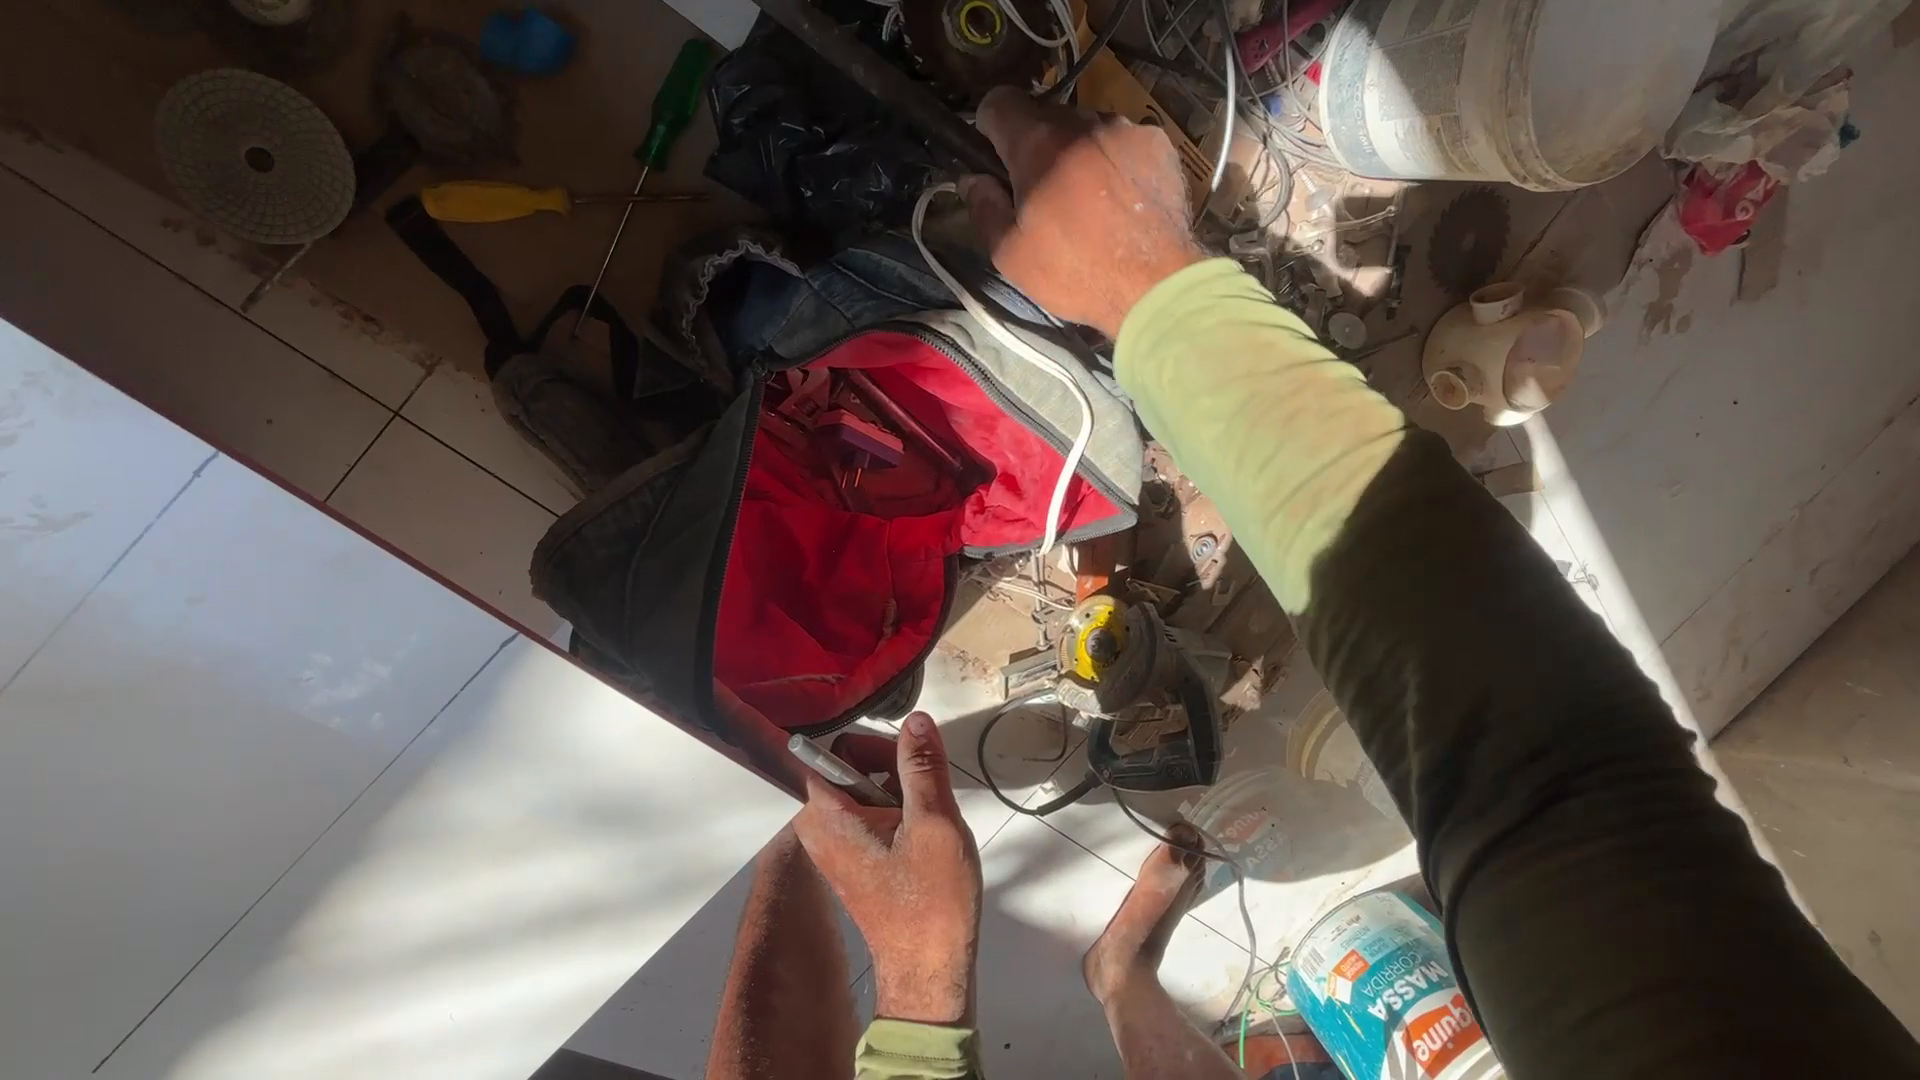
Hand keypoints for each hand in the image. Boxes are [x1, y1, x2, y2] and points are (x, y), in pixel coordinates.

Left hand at [792, 714, 982, 1026]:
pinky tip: (924, 837)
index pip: (837, 749)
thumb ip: (922, 765)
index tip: (911, 763)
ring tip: (930, 823)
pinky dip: (899, 813)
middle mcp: (818, 827)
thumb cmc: (930, 897)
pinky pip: (870, 814)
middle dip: (894, 770)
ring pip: (866, 788)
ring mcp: (834, 845)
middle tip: (927, 799)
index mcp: (826, 815)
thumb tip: (916, 720)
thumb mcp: (933, 820)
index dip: (877, 745)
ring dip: (902, 792)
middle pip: (852, 766)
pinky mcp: (852, 859)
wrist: (931, 970)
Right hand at [960, 86, 1206, 338]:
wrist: (1155, 285)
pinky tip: (1119, 200)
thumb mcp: (1011, 255)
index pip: (999, 102)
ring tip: (1086, 200)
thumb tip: (972, 180)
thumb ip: (984, 209)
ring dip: (1077, 153)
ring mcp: (1127, 128)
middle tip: (1041, 194)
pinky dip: (1113, 162)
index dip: (988, 126)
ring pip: (1086, 129)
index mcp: (1039, 143)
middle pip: (1045, 117)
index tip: (993, 156)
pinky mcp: (1159, 144)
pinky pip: (1122, 142)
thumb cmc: (1075, 274)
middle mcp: (1083, 121)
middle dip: (1036, 148)